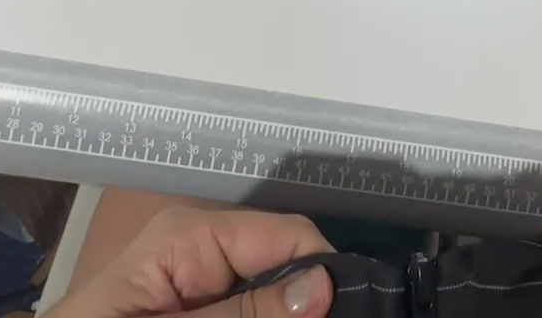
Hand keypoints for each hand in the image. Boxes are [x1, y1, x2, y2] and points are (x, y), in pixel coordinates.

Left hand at [51, 205, 334, 317]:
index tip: (348, 310)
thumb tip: (323, 283)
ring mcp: (204, 275)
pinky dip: (267, 314)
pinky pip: (248, 303)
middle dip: (308, 300)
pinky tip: (283, 316)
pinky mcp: (203, 301)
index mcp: (193, 234)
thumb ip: (242, 313)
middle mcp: (205, 245)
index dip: (323, 270)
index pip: (285, 232)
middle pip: (284, 262)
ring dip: (290, 311)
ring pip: (272, 292)